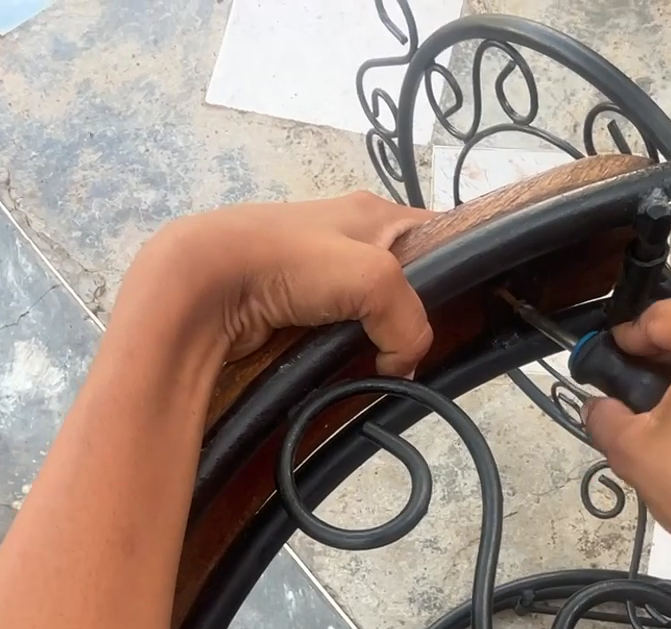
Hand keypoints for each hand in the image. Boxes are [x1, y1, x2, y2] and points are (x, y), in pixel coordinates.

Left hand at [109, 192, 435, 374]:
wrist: (204, 285)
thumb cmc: (290, 261)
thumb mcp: (374, 277)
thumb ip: (409, 320)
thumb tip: (402, 364)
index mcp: (377, 214)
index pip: (439, 239)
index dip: (456, 277)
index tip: (465, 319)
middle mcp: (352, 240)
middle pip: (406, 286)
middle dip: (413, 320)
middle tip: (418, 354)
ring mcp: (320, 278)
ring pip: (372, 317)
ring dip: (378, 344)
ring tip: (384, 369)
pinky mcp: (296, 311)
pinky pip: (338, 337)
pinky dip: (347, 356)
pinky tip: (349, 371)